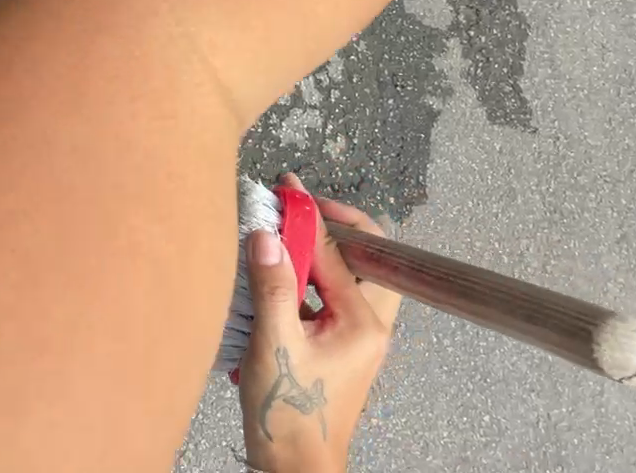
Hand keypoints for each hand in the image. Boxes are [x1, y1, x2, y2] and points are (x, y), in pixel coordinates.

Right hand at [237, 175, 399, 472]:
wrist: (295, 463)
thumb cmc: (287, 409)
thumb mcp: (274, 343)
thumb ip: (271, 285)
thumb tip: (265, 233)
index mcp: (363, 323)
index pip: (336, 252)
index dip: (307, 216)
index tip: (283, 188)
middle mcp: (370, 325)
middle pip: (365, 257)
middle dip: (334, 223)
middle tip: (295, 204)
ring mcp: (356, 334)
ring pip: (348, 272)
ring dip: (318, 245)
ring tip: (279, 227)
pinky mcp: (337, 341)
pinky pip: (328, 290)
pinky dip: (306, 269)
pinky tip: (274, 267)